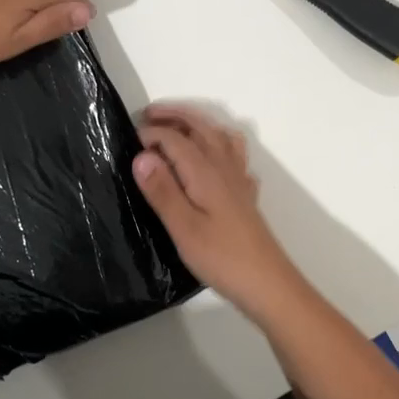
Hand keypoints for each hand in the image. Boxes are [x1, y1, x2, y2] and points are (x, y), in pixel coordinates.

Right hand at [131, 104, 301, 319]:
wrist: (268, 284)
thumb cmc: (222, 257)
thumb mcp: (183, 228)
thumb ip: (162, 190)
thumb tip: (141, 155)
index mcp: (205, 171)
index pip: (175, 139)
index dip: (152, 134)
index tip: (130, 139)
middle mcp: (224, 167)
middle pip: (201, 127)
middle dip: (175, 116)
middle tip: (149, 114)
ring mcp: (238, 179)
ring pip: (220, 136)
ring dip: (198, 124)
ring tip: (179, 127)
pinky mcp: (246, 194)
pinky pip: (234, 155)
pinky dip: (220, 145)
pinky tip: (214, 159)